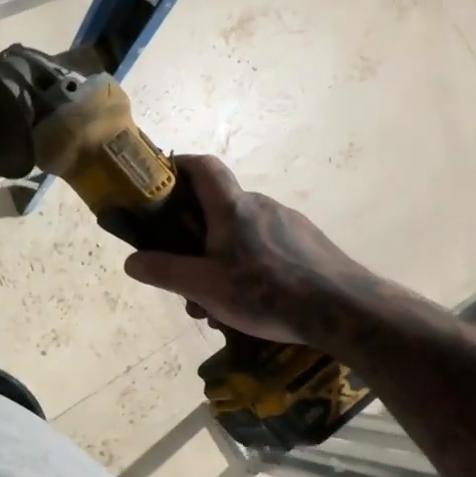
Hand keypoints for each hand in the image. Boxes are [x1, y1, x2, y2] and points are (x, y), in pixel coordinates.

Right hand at [122, 155, 379, 345]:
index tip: (158, 179)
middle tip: (179, 274)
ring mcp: (289, 225)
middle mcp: (262, 207)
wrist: (345, 310)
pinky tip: (246, 305)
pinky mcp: (308, 246)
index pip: (203, 168)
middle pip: (216, 211)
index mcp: (232, 208)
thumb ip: (163, 271)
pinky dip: (245, 270)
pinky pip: (264, 250)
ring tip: (212, 305)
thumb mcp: (202, 286)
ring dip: (217, 263)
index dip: (178, 166)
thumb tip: (131, 262)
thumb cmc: (266, 291)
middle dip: (190, 240)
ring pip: (239, 236)